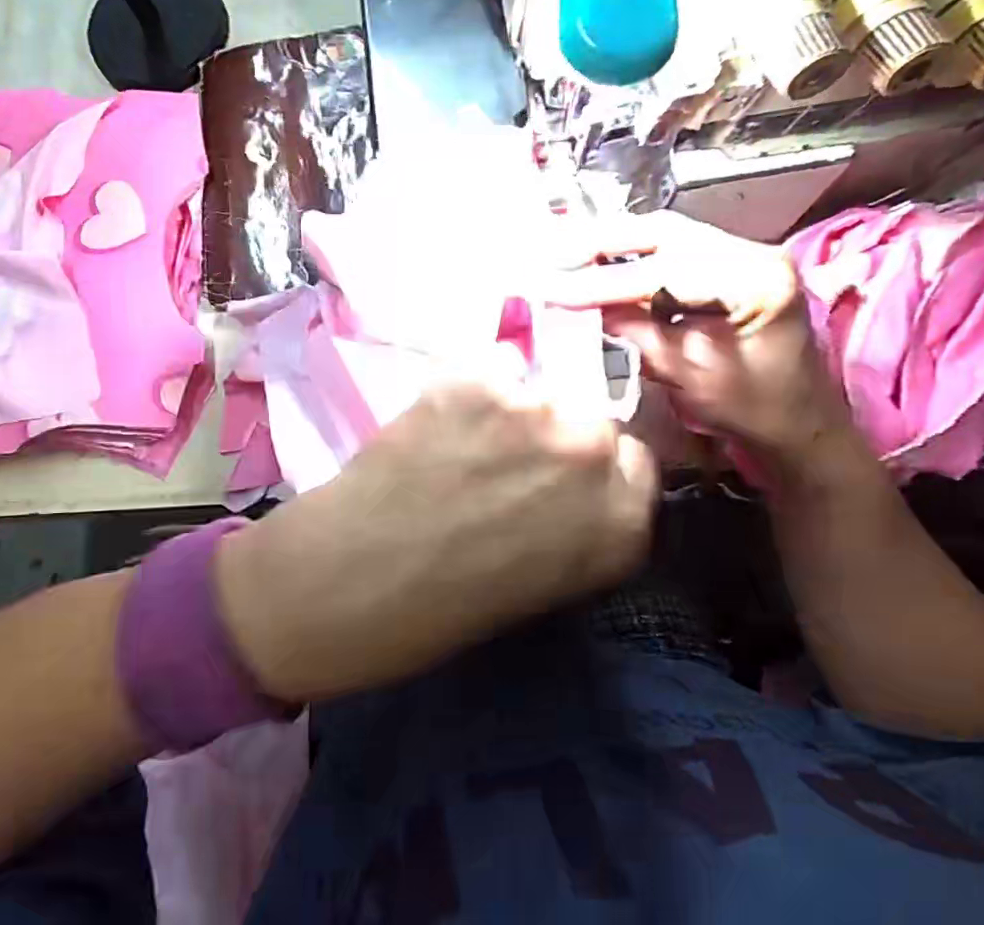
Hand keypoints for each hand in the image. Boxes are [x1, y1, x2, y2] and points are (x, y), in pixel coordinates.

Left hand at [214, 383, 657, 702]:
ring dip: (510, 412)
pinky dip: (467, 395)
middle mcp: (593, 455)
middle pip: (594, 418)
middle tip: (507, 458)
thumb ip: (576, 525)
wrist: (345, 585)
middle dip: (558, 435)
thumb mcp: (540, 584)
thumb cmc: (438, 611)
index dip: (595, 468)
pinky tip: (435, 429)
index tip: (561, 475)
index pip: (637, 464)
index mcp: (621, 525)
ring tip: (461, 445)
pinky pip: (489, 373)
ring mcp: (534, 411)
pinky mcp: (475, 380)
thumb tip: (572, 481)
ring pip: (539, 391)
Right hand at [548, 211, 852, 461]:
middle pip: (663, 233)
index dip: (602, 283)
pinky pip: (670, 251)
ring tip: (564, 254)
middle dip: (601, 242)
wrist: (797, 424)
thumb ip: (636, 333)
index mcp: (757, 281)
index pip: (664, 272)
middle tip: (552, 255)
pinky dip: (629, 256)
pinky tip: (596, 263)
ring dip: (611, 244)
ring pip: (664, 236)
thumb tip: (582, 307)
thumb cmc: (752, 410)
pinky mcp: (729, 265)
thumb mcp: (688, 374)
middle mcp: (754, 253)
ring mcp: (744, 254)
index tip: (553, 290)